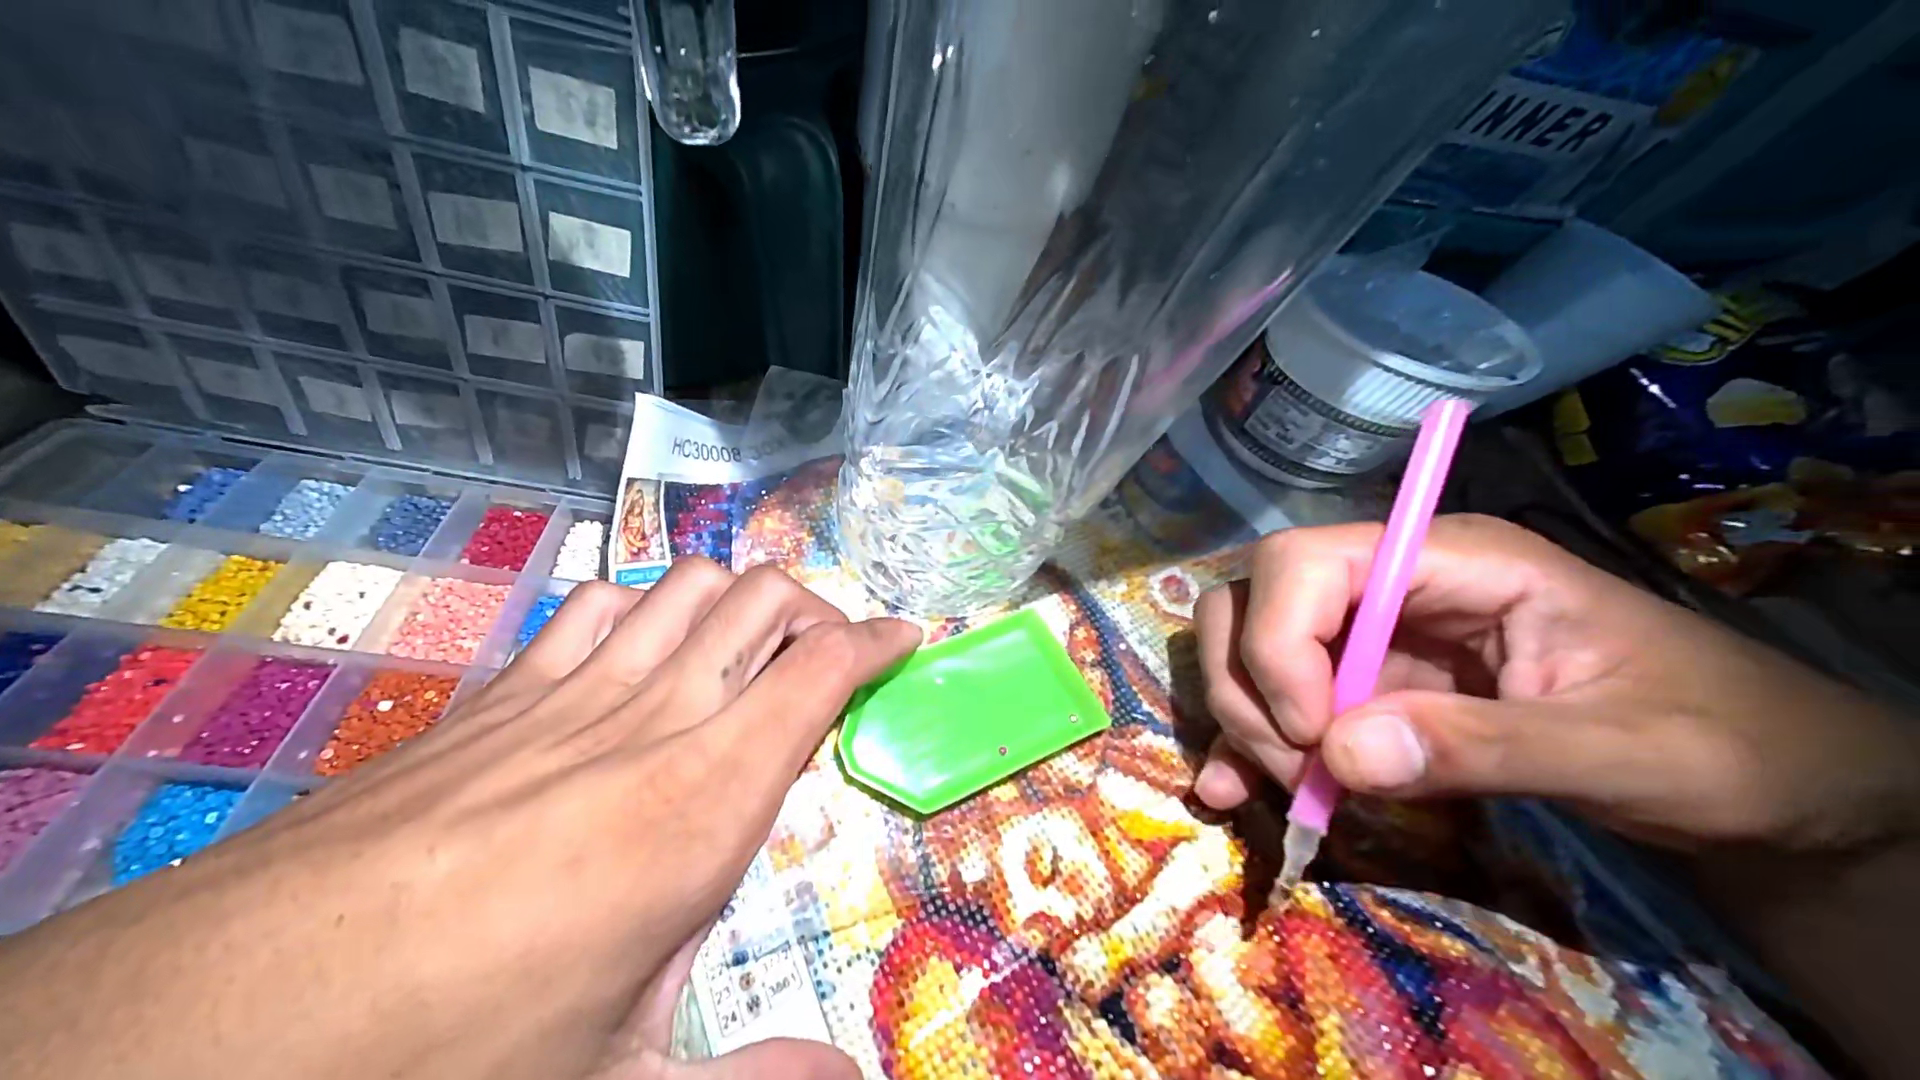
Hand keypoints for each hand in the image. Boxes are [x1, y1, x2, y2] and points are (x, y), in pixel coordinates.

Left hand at [0, 559, 919, 1079]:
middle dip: (818, 608)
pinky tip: (648, 645)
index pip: (819, 672)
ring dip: (740, 595)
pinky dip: (648, 605)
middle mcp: (653, 718)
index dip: (876, 640)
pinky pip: (599, 605)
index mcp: (705, 801)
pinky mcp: (503, 692)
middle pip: (761, 602)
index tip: (906, 636)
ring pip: (687, 585)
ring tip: (758, 638)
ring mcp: (572, 691)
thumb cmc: (452, 1060)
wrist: (217, 1031)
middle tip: (837, 648)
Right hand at [1192, 514, 1919, 852]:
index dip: (1279, 640)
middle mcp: (1383, 584)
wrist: (1759, 780)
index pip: (1303, 562)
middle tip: (1301, 768)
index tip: (1312, 734)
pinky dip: (1240, 743)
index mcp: (1447, 559)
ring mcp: (1361, 635)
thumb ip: (1489, 747)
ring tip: (1297, 789)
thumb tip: (1341, 755)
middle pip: (1251, 599)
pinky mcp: (1353, 687)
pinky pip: (1268, 700)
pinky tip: (1232, 789)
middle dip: (1250, 684)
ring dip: (1243, 716)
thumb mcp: (1630, 750)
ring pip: (1241, 645)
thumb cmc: (1722, 741)